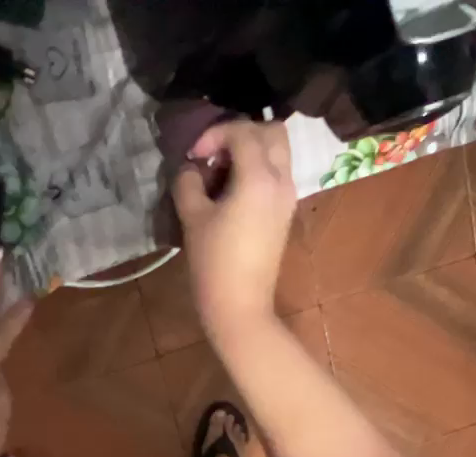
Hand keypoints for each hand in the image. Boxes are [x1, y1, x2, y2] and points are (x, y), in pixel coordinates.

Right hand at [172, 120, 297, 341]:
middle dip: (241, 133)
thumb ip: (188, 183)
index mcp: (259, 177)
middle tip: (214, 154)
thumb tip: (191, 168)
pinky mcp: (285, 213)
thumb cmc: (214, 263)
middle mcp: (281, 180)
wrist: (240, 306)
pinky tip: (232, 192)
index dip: (214, 134)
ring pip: (278, 152)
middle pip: (271, 131)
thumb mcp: (192, 219)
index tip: (193, 155)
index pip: (242, 132)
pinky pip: (277, 174)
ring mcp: (287, 197)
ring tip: (222, 174)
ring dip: (251, 151)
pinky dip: (258, 170)